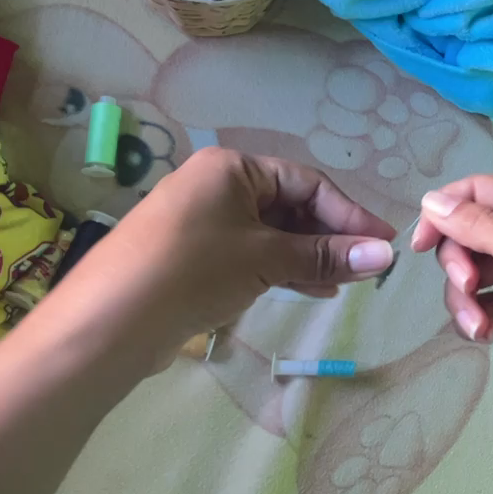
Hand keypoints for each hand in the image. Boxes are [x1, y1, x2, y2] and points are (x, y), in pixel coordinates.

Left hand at [46, 148, 394, 371]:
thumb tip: (385, 254)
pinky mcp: (197, 257)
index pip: (308, 183)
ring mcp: (205, 222)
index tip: (383, 242)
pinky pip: (253, 254)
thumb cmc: (192, 270)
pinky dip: (283, 269)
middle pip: (292, 206)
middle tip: (365, 265)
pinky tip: (312, 289)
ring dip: (311, 256)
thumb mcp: (267, 259)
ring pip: (274, 233)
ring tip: (344, 282)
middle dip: (330, 237)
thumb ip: (328, 255)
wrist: (107, 325)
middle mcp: (218, 187)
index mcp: (233, 168)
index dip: (349, 214)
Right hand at [410, 176, 492, 417]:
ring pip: (465, 268)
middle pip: (466, 230)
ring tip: (481, 323)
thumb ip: (480, 225)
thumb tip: (430, 200)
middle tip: (469, 285)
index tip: (422, 242)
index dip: (445, 210)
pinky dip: (473, 315)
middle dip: (459, 262)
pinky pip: (473, 298)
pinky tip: (487, 334)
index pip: (479, 190)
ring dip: (464, 297)